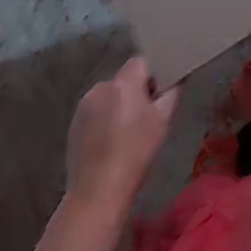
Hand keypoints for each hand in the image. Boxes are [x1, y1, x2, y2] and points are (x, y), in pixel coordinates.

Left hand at [66, 57, 178, 210]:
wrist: (98, 189)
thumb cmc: (136, 154)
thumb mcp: (163, 122)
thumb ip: (171, 94)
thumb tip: (175, 80)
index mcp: (123, 83)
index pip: (140, 61)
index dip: (152, 75)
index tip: (158, 96)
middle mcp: (101, 86)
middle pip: (124, 79)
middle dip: (135, 93)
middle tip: (146, 120)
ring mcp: (84, 104)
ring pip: (109, 96)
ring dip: (119, 106)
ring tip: (126, 135)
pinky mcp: (74, 122)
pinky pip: (95, 111)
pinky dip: (104, 120)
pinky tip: (109, 143)